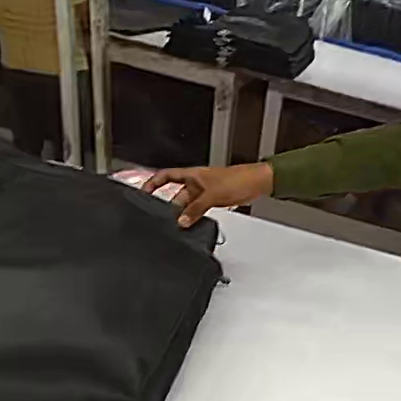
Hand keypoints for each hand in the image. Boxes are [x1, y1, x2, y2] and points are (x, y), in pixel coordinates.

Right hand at [142, 163, 274, 226]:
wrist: (256, 184)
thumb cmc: (237, 180)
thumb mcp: (211, 195)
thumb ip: (195, 209)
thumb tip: (181, 221)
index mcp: (191, 175)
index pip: (166, 176)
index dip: (153, 183)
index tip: (143, 192)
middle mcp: (196, 183)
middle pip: (176, 194)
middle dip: (170, 206)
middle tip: (164, 219)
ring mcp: (204, 192)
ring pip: (188, 204)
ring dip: (184, 214)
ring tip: (178, 226)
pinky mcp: (213, 200)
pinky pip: (198, 210)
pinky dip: (194, 217)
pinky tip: (193, 225)